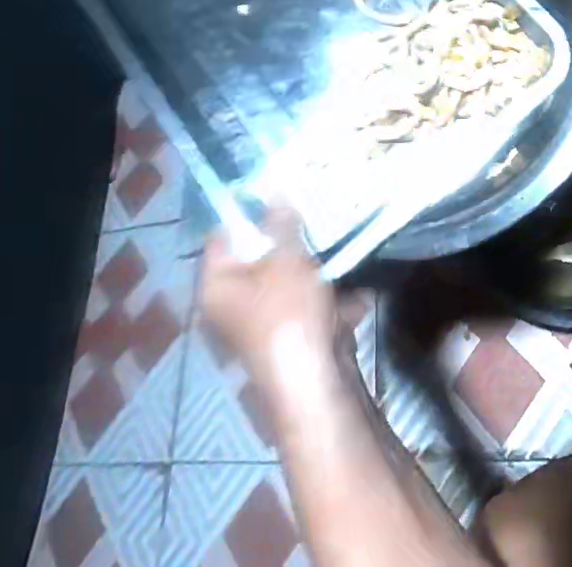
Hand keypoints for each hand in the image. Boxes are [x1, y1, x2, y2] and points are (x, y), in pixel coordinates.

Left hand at [200, 210, 341, 396]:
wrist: (314, 381)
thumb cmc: (289, 314)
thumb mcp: (287, 259)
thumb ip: (281, 224)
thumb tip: (273, 190)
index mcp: (217, 286)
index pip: (223, 237)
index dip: (249, 213)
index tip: (280, 194)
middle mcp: (231, 306)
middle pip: (260, 258)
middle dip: (292, 240)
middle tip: (315, 217)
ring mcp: (262, 324)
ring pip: (290, 281)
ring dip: (318, 268)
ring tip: (340, 251)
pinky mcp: (291, 337)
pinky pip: (308, 305)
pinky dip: (330, 298)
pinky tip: (354, 294)